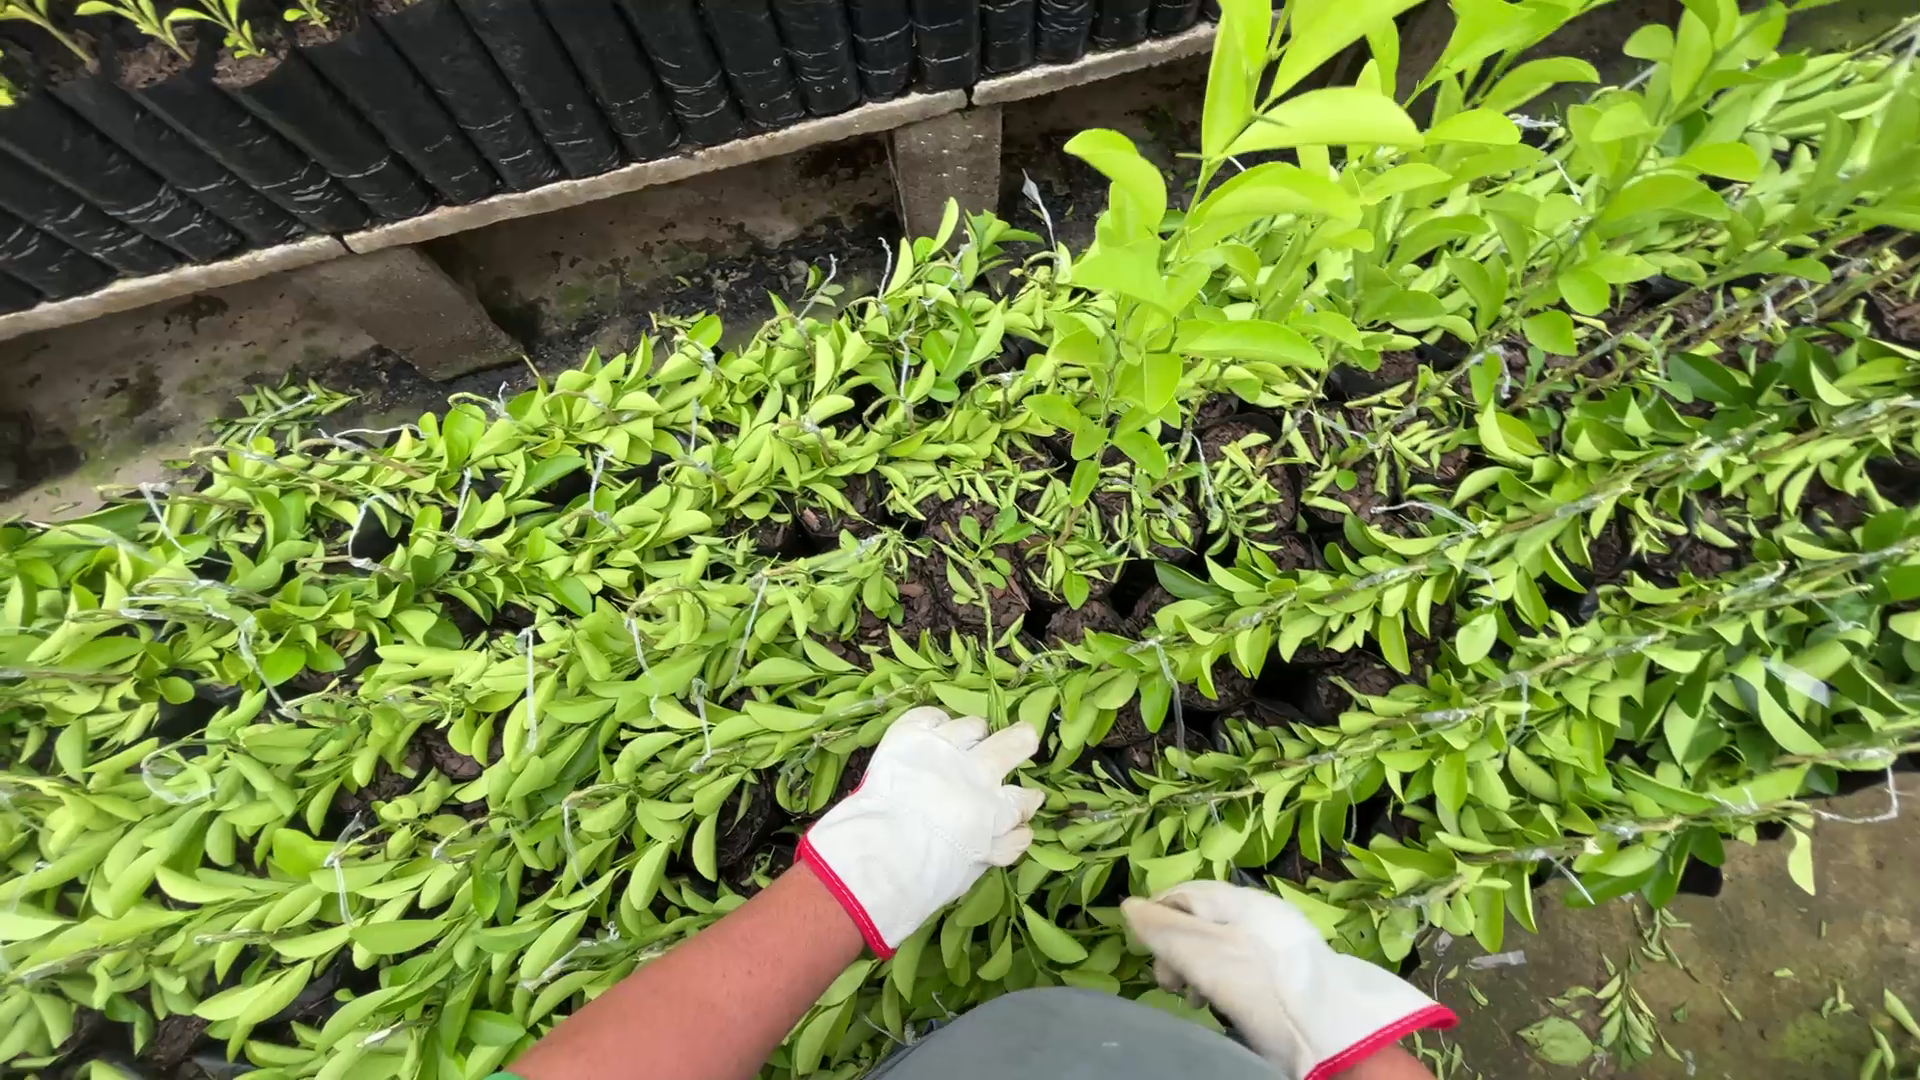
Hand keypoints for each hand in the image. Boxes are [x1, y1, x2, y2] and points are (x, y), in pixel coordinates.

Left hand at [800, 707, 1043, 955]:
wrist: (881, 853)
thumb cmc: (928, 874)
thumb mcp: (975, 867)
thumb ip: (1003, 846)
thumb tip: (1024, 830)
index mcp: (994, 809)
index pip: (1022, 799)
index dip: (1027, 799)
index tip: (1029, 798)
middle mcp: (975, 772)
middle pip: (1012, 744)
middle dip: (1022, 740)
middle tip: (1025, 736)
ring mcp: (943, 747)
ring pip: (973, 725)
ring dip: (974, 733)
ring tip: (968, 740)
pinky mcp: (911, 734)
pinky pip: (931, 715)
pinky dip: (935, 722)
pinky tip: (934, 731)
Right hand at [1122, 881, 1454, 1079]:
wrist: (1336, 1036)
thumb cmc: (1260, 990)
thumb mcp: (1204, 958)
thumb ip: (1165, 930)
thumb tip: (1129, 905)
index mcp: (1237, 900)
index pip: (1182, 892)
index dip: (1156, 916)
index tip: (1145, 952)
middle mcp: (1257, 909)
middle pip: (1199, 917)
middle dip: (1175, 947)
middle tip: (1169, 984)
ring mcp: (1276, 936)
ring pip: (1219, 940)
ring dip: (1196, 964)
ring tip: (1192, 997)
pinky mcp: (1289, 965)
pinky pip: (1241, 959)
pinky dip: (1223, 975)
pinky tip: (1223, 1002)